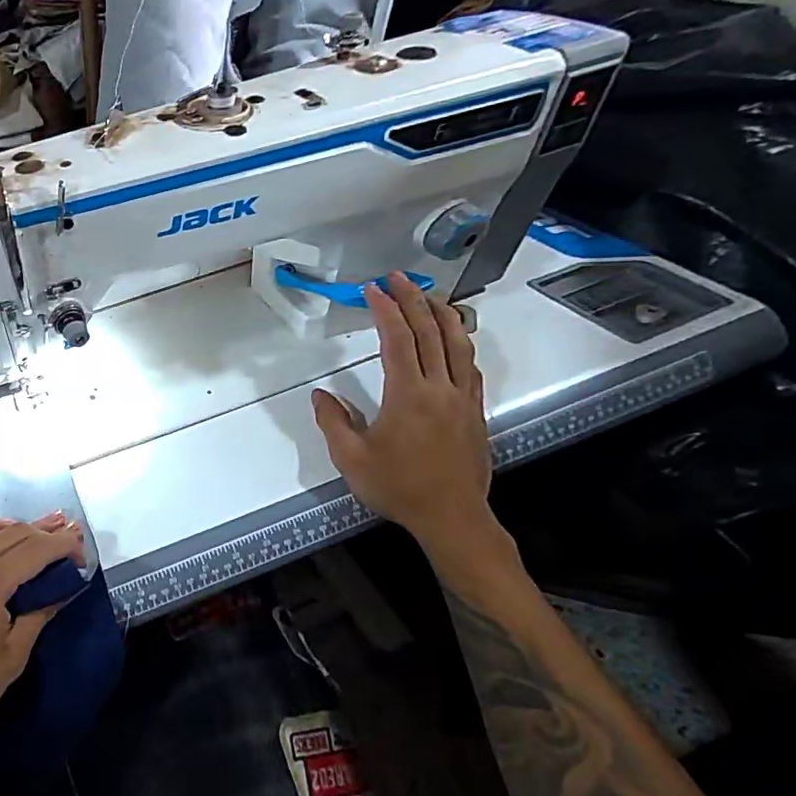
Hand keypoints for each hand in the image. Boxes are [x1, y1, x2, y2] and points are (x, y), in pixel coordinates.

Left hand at [0, 515, 84, 756]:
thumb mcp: (14, 654)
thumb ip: (41, 612)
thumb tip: (66, 586)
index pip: (36, 548)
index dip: (64, 545)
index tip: (82, 551)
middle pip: (13, 532)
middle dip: (44, 530)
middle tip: (69, 529)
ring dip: (15, 529)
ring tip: (39, 529)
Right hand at [312, 272, 508, 571]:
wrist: (451, 517)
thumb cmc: (398, 488)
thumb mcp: (352, 459)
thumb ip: (333, 422)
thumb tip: (320, 395)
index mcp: (408, 395)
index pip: (397, 339)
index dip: (386, 310)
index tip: (373, 290)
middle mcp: (440, 388)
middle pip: (430, 332)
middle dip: (413, 299)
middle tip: (398, 278)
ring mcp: (463, 398)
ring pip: (458, 343)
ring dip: (443, 314)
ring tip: (429, 295)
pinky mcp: (476, 411)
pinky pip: (471, 366)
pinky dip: (460, 343)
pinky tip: (454, 339)